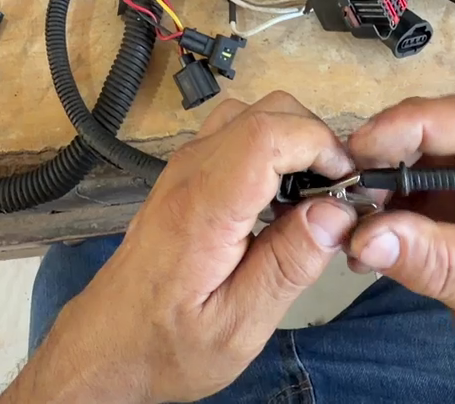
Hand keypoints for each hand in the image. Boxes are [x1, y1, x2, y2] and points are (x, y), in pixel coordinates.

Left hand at [1, 91, 356, 403]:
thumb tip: (335, 212)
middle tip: (337, 190)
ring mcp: (185, 165)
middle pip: (263, 111)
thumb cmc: (165, 343)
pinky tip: (280, 196)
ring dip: (291, 139)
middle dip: (313, 138)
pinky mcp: (186, 172)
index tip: (346, 180)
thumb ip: (288, 265)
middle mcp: (191, 170)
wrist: (108, 342)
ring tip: (312, 193)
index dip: (317, 143)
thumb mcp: (237, 327)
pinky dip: (270, 147)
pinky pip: (235, 133)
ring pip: (250, 114)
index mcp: (204, 206)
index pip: (266, 134)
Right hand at [345, 96, 454, 403]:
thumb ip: (440, 263)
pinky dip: (384, 217)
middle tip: (348, 186)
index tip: (361, 148)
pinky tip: (365, 244)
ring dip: (380, 188)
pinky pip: (412, 201)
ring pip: (416, 165)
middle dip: (387, 155)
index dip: (409, 126)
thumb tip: (366, 235)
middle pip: (435, 136)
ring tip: (352, 221)